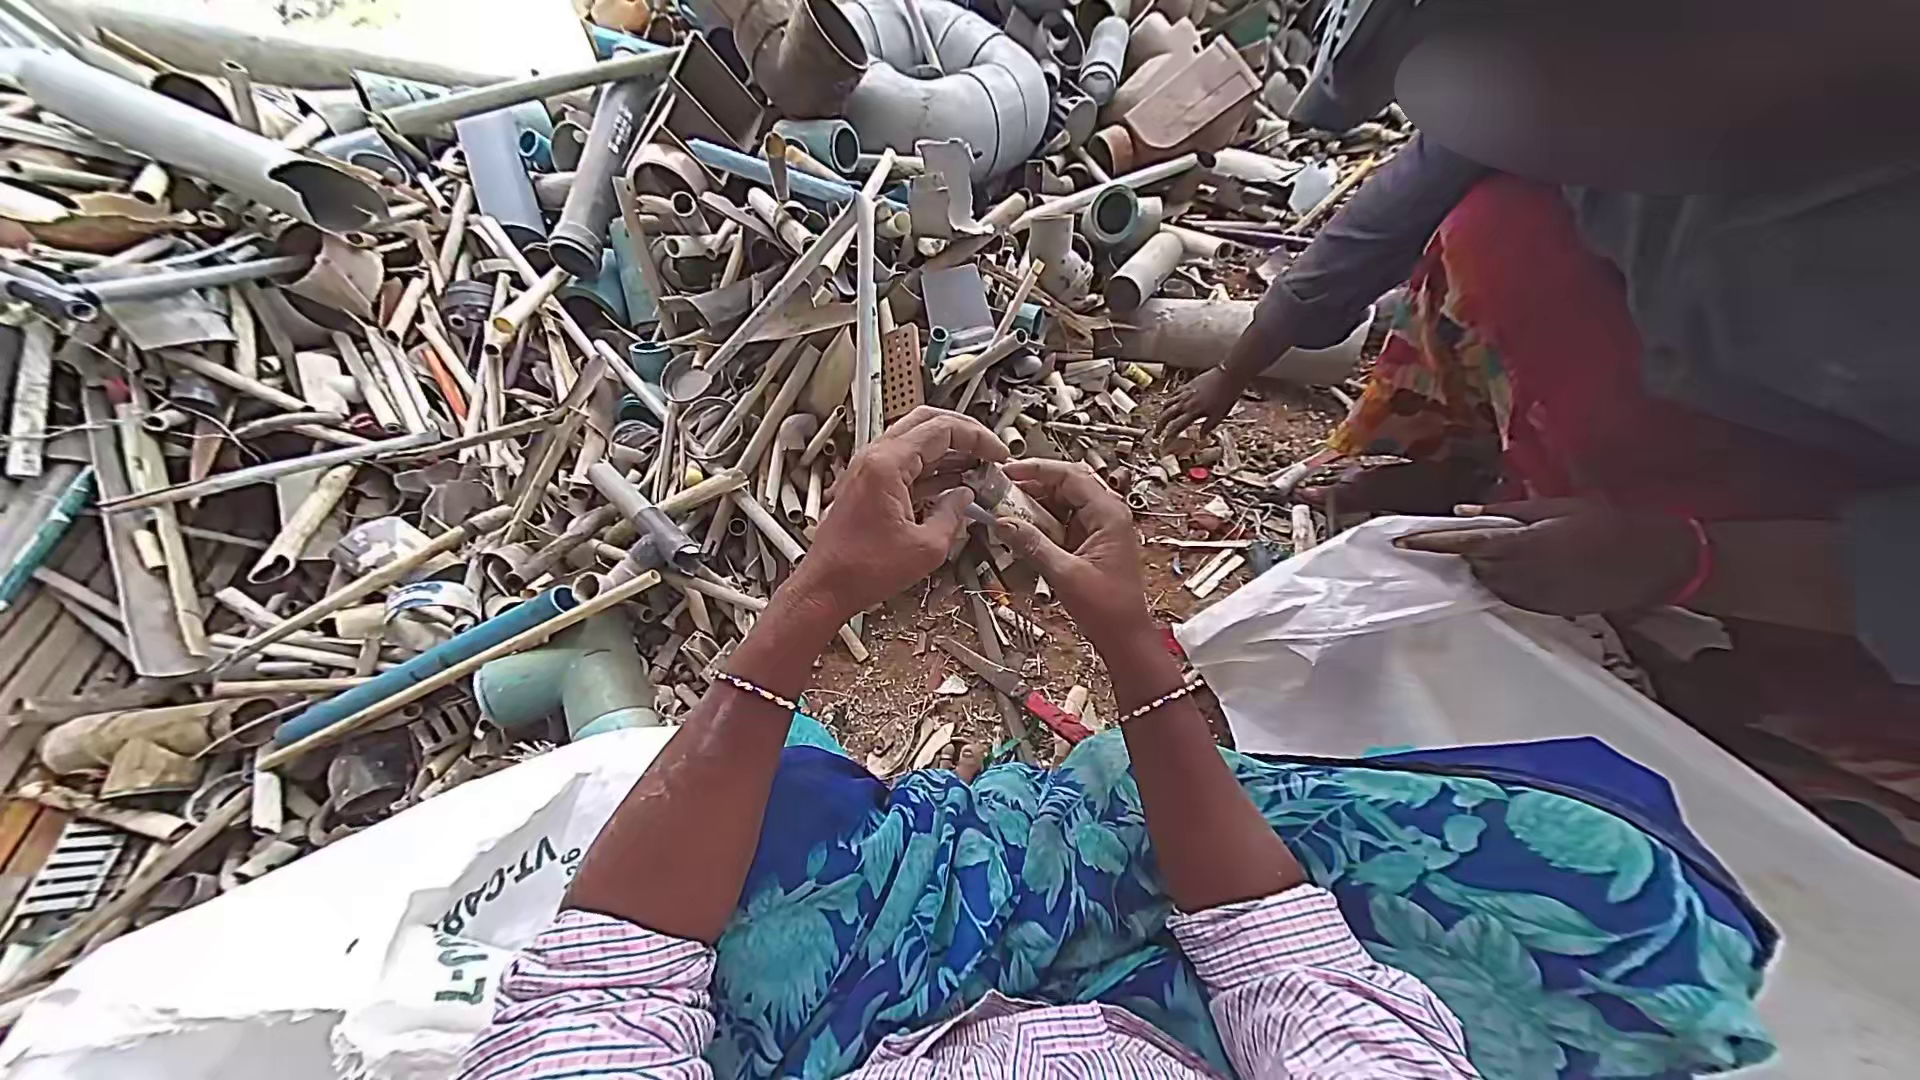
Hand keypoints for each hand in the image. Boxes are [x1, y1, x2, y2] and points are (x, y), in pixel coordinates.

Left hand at [784, 407, 1006, 624]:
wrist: (826, 588)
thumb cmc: (859, 571)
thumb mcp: (926, 548)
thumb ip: (952, 516)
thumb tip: (964, 499)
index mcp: (886, 465)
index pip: (942, 429)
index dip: (977, 438)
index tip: (996, 452)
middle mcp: (873, 459)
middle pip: (926, 422)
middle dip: (963, 433)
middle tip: (987, 449)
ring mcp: (867, 471)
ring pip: (915, 441)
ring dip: (948, 450)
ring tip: (975, 469)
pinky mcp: (866, 486)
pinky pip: (905, 464)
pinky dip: (930, 468)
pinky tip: (950, 486)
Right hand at [993, 459, 1152, 650]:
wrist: (1124, 637)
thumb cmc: (1110, 609)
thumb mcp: (1065, 574)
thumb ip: (1033, 545)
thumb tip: (1005, 523)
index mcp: (1109, 514)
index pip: (1071, 475)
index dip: (1037, 469)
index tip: (1009, 470)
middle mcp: (1106, 516)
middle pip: (1064, 485)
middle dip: (1031, 486)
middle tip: (1001, 489)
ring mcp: (1096, 529)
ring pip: (1060, 503)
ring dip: (1032, 505)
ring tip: (1005, 509)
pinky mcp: (1086, 543)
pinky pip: (1059, 522)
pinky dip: (1039, 523)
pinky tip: (1020, 529)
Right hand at [1153, 366, 1247, 440]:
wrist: (1229, 376)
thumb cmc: (1227, 396)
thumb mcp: (1219, 415)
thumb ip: (1208, 426)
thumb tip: (1201, 436)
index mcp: (1193, 412)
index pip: (1175, 427)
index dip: (1168, 436)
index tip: (1165, 442)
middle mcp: (1185, 403)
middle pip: (1166, 416)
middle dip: (1159, 426)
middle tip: (1156, 433)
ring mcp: (1185, 393)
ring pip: (1167, 404)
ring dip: (1161, 413)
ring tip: (1160, 419)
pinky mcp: (1187, 385)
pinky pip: (1173, 394)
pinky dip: (1169, 401)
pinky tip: (1170, 403)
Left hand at [1395, 499, 1700, 614]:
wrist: (1661, 564)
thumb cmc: (1610, 527)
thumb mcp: (1556, 508)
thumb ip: (1504, 513)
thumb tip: (1461, 512)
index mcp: (1522, 544)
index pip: (1462, 543)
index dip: (1428, 542)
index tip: (1399, 542)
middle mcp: (1519, 572)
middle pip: (1467, 562)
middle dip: (1457, 552)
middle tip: (1459, 538)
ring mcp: (1529, 594)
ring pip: (1483, 579)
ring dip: (1479, 567)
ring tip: (1504, 552)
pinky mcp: (1539, 608)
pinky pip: (1504, 593)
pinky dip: (1500, 580)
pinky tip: (1519, 569)